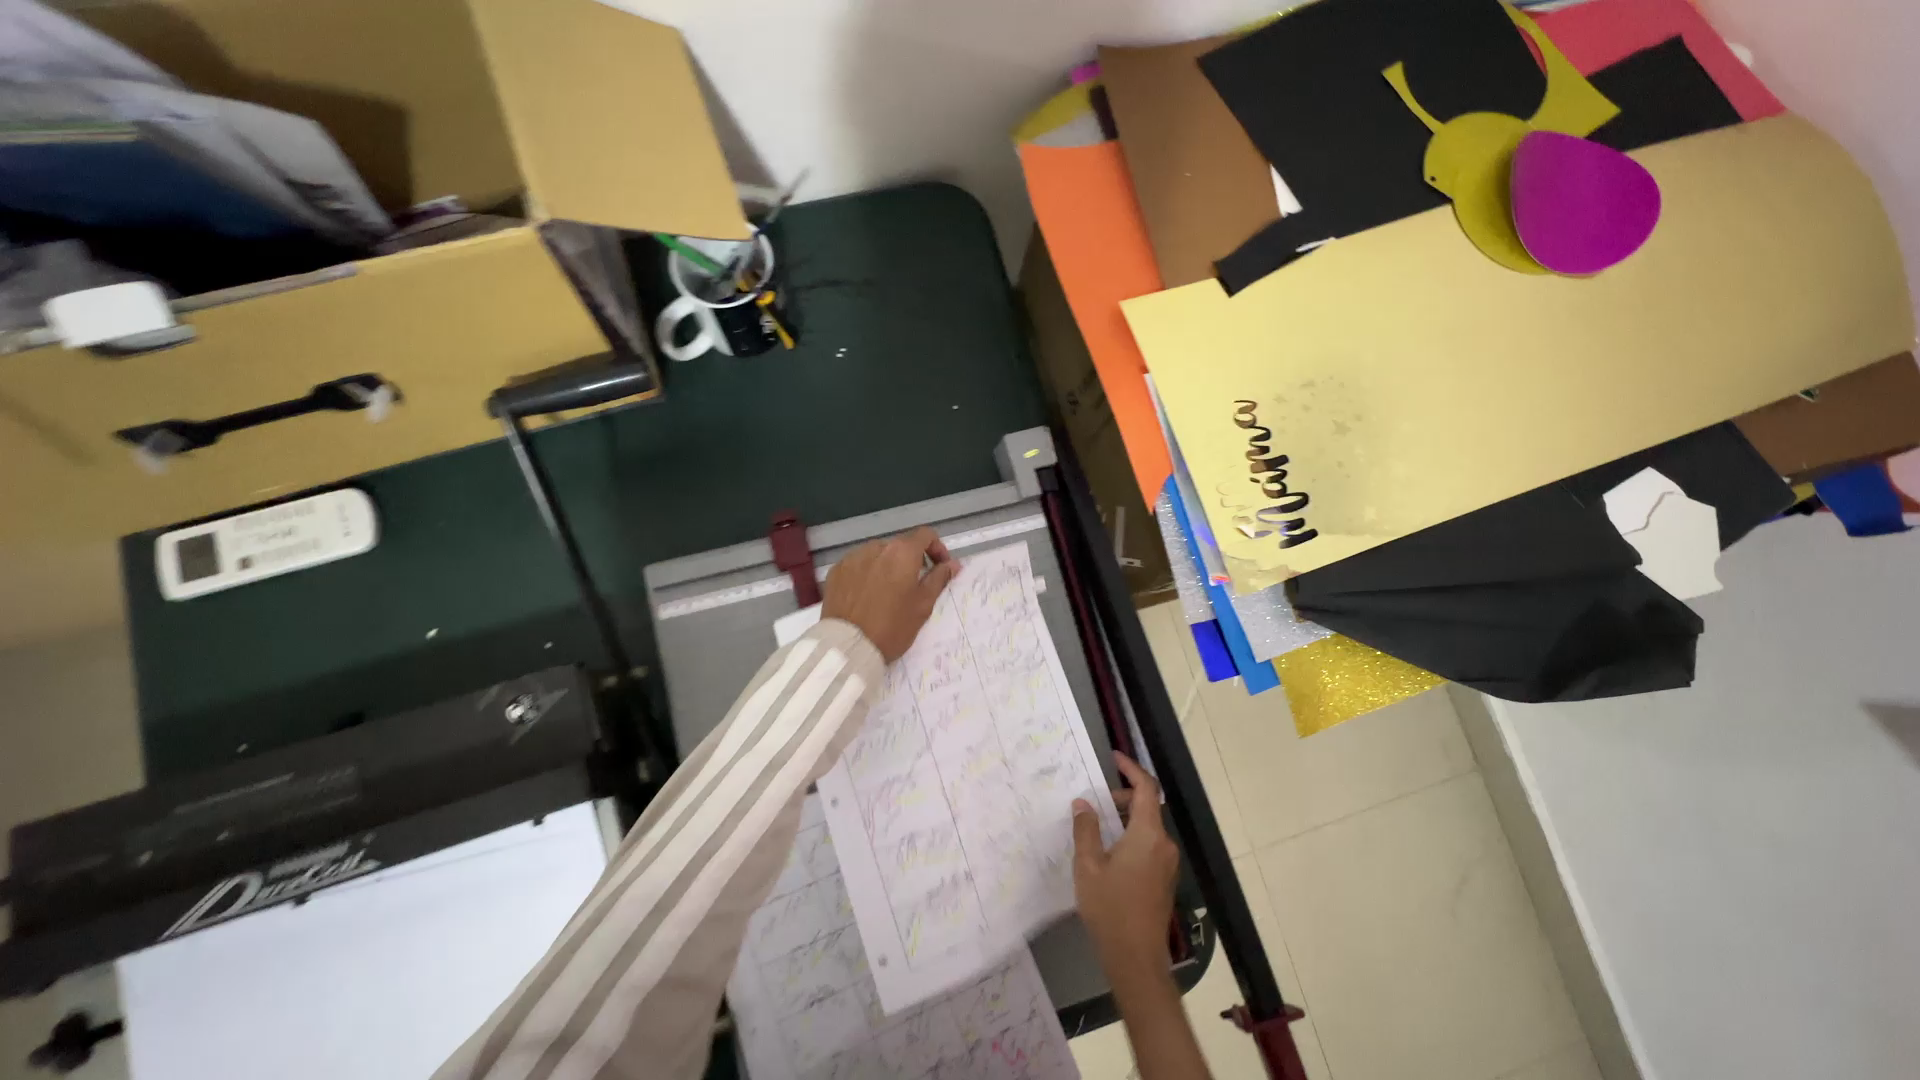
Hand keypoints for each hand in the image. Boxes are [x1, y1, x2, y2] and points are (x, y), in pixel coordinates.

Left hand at [821, 526, 958, 661]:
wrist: (848, 645)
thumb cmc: (893, 626)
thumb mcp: (923, 605)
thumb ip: (939, 579)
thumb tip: (952, 564)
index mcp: (902, 552)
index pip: (925, 535)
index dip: (937, 548)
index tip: (939, 568)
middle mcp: (876, 547)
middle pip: (900, 546)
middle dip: (911, 561)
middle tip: (914, 586)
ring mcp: (852, 558)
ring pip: (877, 555)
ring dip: (887, 567)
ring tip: (887, 593)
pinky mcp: (836, 571)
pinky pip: (858, 565)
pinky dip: (867, 574)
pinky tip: (866, 596)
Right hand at [1072, 754, 1179, 976]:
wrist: (1136, 957)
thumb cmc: (1109, 908)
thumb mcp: (1088, 866)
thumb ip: (1085, 829)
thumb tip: (1083, 803)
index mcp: (1148, 834)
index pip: (1146, 788)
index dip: (1131, 768)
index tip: (1113, 757)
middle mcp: (1163, 843)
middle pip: (1147, 806)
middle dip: (1122, 797)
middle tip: (1094, 804)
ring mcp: (1167, 863)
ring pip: (1148, 827)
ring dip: (1126, 819)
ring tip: (1097, 828)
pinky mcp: (1164, 879)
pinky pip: (1149, 845)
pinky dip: (1132, 837)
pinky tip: (1109, 853)